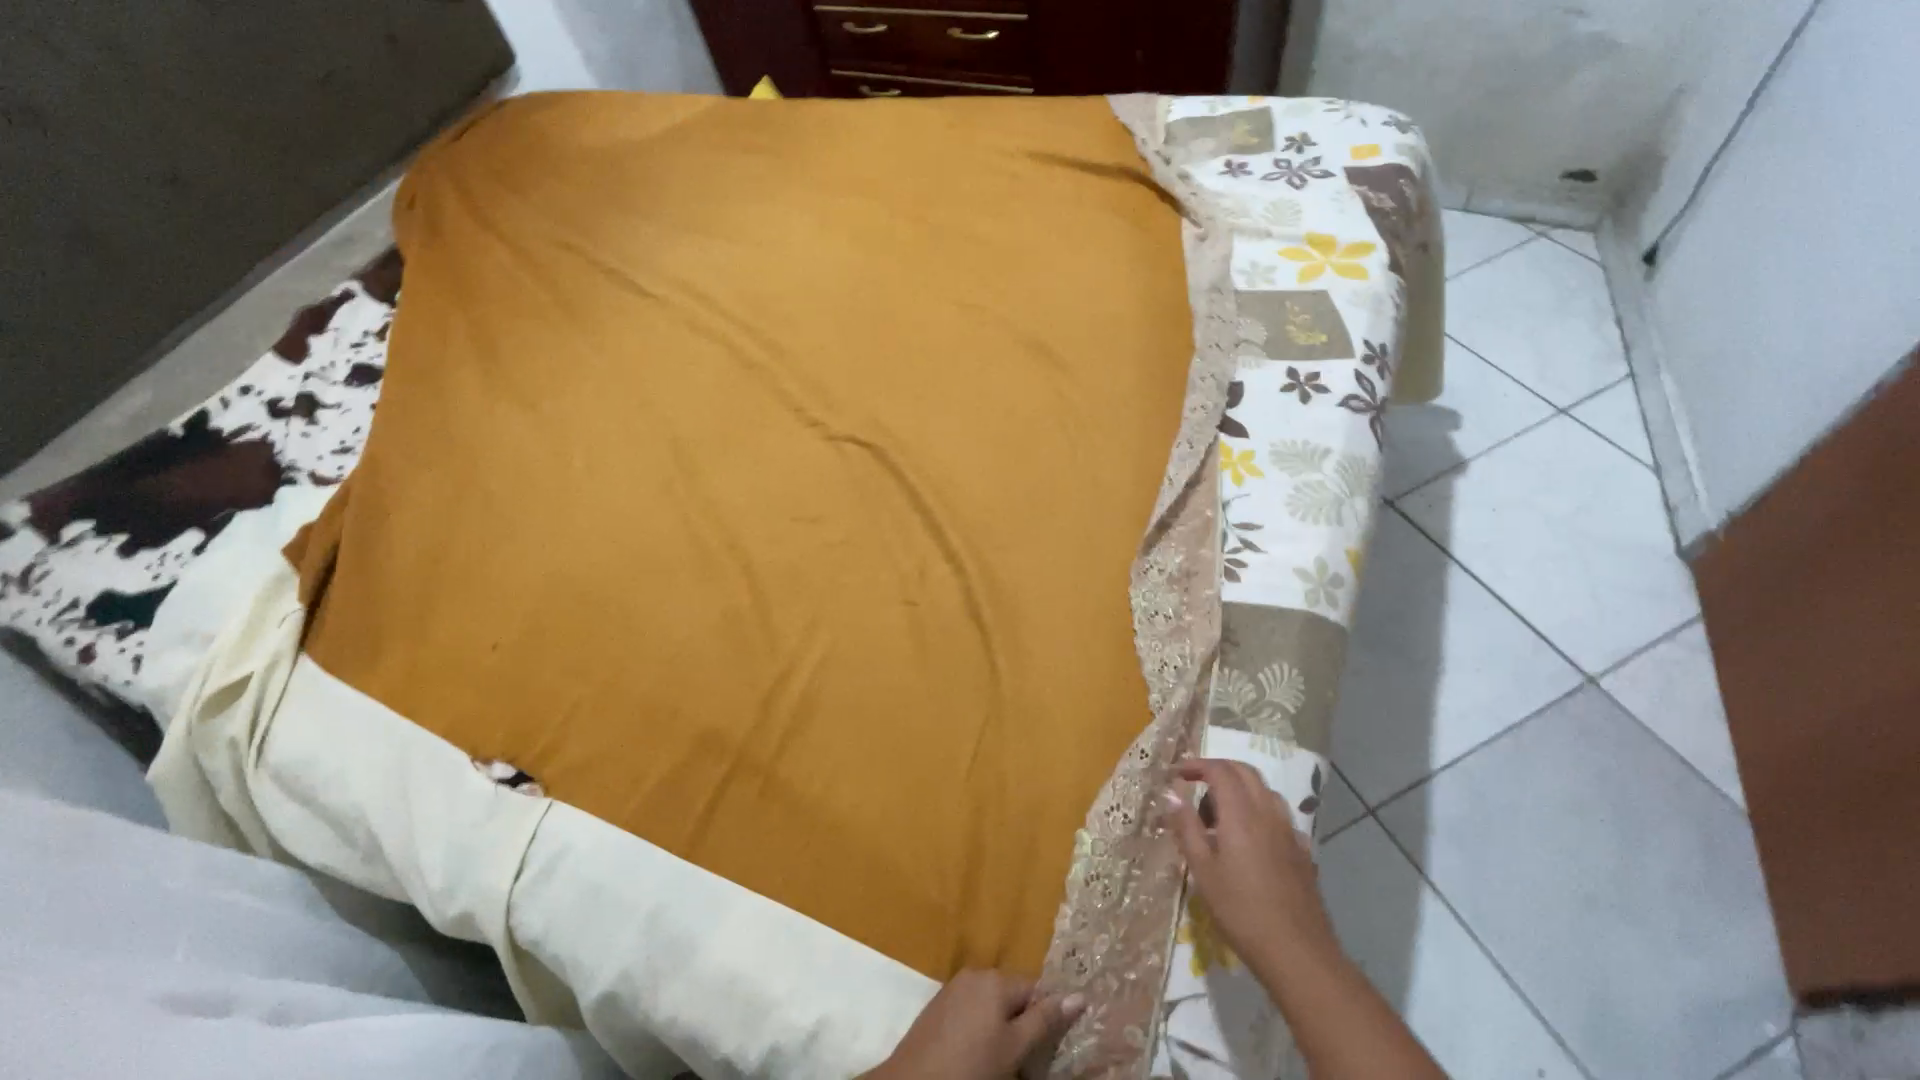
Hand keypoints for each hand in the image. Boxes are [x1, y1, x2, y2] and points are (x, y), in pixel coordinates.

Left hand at [866, 970, 1084, 1079]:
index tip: (1046, 1043)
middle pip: (1012, 993)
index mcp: (995, 979)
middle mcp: (974, 974)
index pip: (1035, 988)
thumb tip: (1079, 996)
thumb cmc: (971, 1066)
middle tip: (1023, 1055)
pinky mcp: (938, 1004)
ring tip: (999, 1057)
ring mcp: (953, 987)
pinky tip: (975, 1052)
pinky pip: (970, 1008)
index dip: (1044, 1015)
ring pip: (990, 1002)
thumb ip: (1045, 1019)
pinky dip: (979, 1026)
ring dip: (1000, 1025)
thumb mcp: (1015, 1047)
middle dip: (1021, 1020)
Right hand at [1166, 758, 1340, 977]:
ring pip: (1264, 791)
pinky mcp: (1302, 851)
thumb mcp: (1202, 870)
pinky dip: (1258, 812)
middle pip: (1245, 772)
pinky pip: (1277, 816)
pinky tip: (1249, 841)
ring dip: (1239, 790)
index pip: (1220, 770)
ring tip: (1218, 817)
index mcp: (1241, 814)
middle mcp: (1268, 813)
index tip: (1176, 773)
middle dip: (1218, 770)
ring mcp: (1290, 831)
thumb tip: (1171, 793)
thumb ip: (1186, 827)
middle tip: (1194, 786)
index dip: (1196, 765)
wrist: (1296, 950)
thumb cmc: (1240, 911)